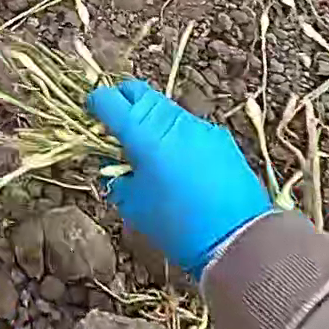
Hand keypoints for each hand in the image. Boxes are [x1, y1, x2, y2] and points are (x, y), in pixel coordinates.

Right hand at [88, 78, 273, 275]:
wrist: (237, 237)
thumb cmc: (177, 225)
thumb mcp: (134, 205)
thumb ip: (118, 179)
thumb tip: (113, 168)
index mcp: (142, 133)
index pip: (109, 99)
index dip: (96, 104)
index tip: (91, 115)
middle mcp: (170, 119)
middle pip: (137, 91)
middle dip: (121, 101)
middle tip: (115, 127)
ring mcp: (196, 124)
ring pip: (163, 106)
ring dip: (148, 118)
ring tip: (147, 149)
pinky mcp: (217, 135)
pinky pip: (186, 124)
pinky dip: (173, 133)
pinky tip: (177, 161)